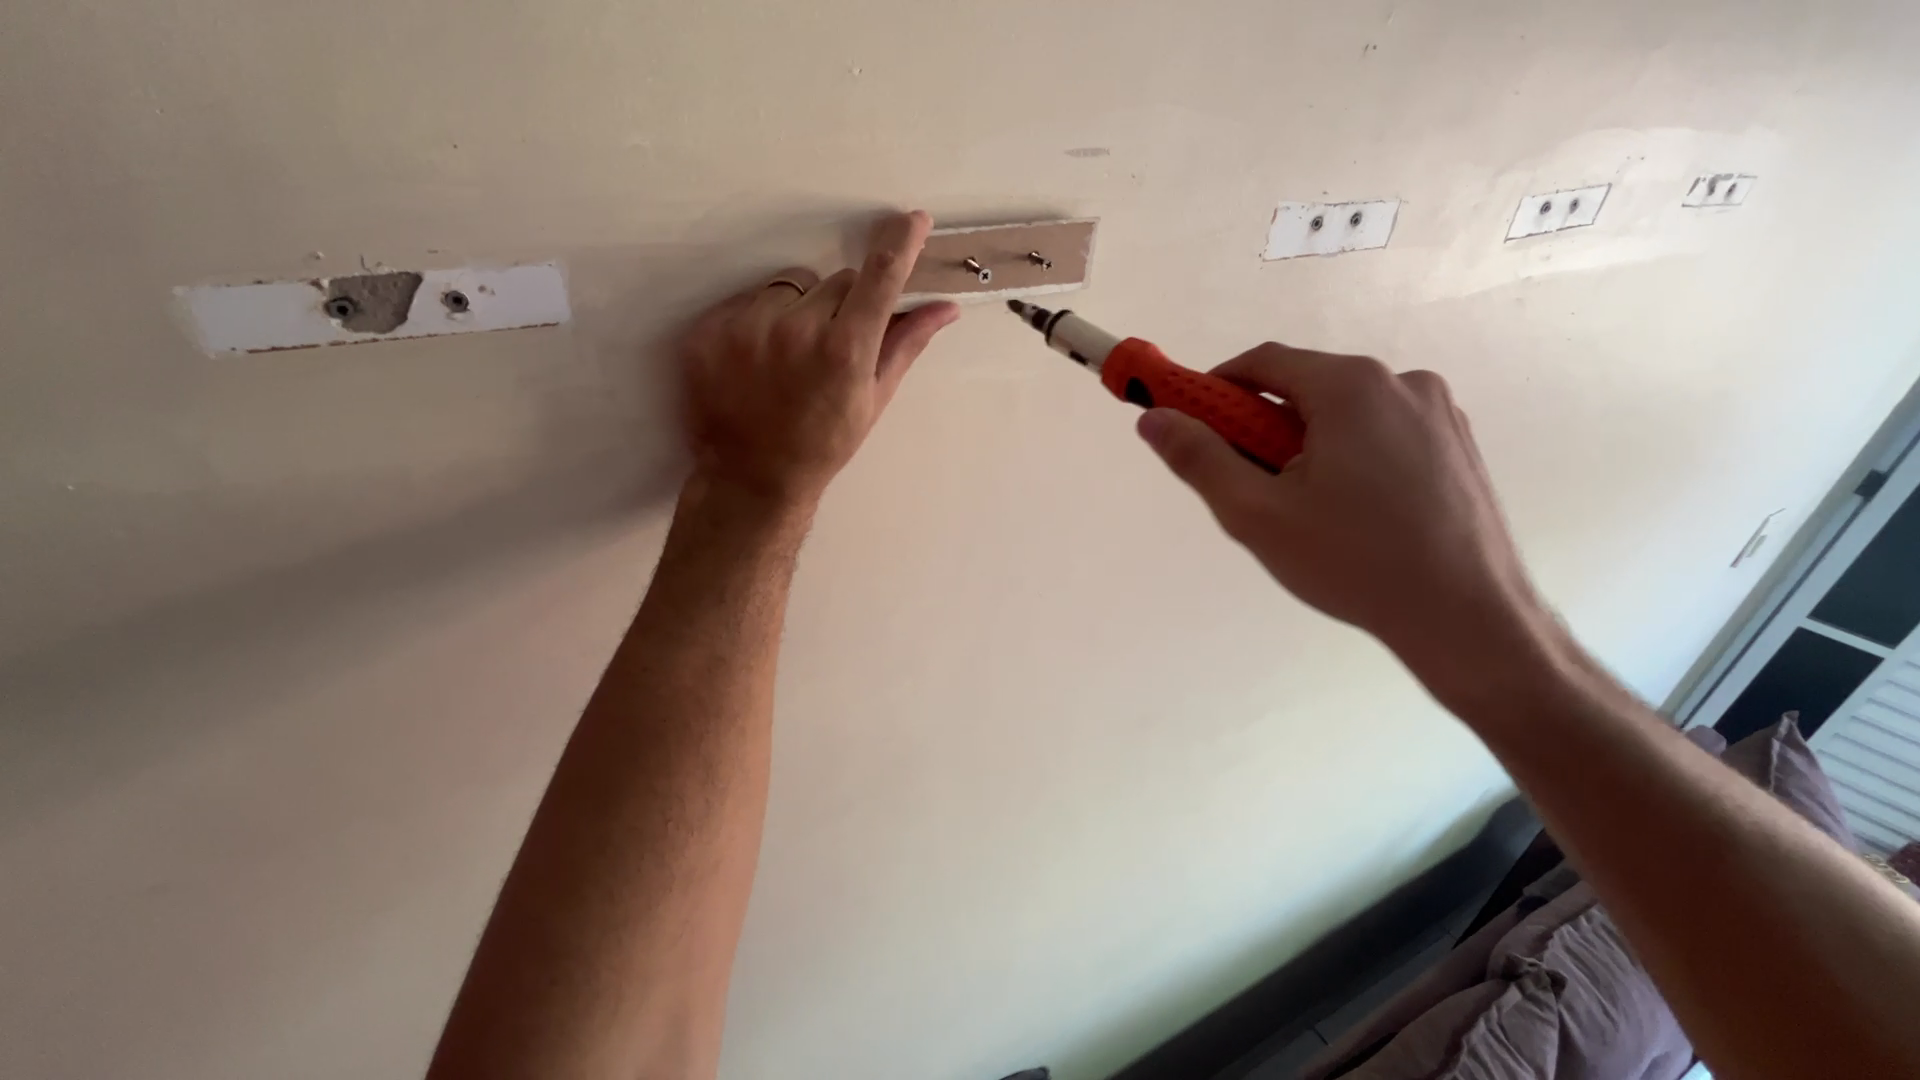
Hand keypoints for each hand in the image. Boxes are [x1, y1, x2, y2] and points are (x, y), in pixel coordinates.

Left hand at [680, 210, 958, 510]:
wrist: (751, 477)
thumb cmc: (823, 444)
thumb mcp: (872, 400)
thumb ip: (905, 345)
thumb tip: (945, 308)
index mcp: (845, 350)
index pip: (880, 275)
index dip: (900, 242)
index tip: (911, 220)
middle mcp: (796, 330)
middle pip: (836, 281)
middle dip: (844, 304)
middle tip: (832, 348)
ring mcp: (747, 328)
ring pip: (790, 286)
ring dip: (798, 308)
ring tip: (789, 355)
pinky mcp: (710, 331)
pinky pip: (748, 300)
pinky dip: (758, 321)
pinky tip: (758, 359)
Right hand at [1136, 344, 1557, 690]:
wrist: (1468, 617)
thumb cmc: (1353, 561)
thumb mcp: (1256, 514)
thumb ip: (1199, 459)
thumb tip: (1154, 418)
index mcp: (1351, 386)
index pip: (1263, 362)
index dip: (1216, 389)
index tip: (1193, 427)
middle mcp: (1401, 381)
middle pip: (1306, 388)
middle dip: (1264, 428)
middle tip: (1251, 487)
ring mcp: (1439, 412)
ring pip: (1345, 414)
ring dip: (1309, 446)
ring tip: (1307, 513)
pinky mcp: (1458, 444)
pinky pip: (1383, 433)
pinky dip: (1352, 457)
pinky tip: (1355, 515)